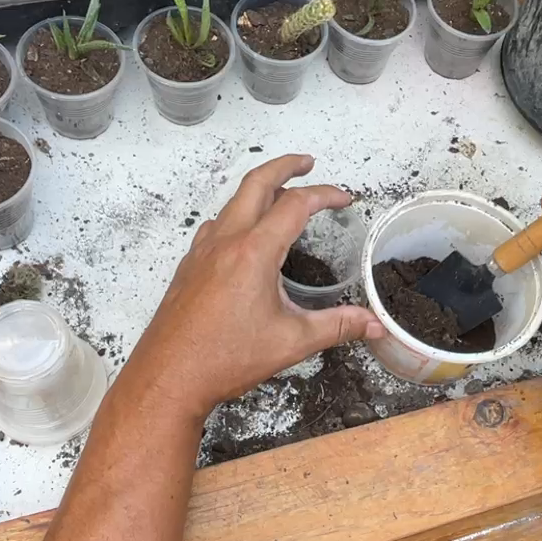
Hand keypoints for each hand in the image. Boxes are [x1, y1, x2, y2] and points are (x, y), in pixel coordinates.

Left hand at [121, 154, 383, 417]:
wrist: (168, 377)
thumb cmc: (225, 359)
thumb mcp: (291, 343)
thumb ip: (336, 327)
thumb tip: (373, 324)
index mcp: (253, 252)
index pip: (296, 205)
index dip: (325, 194)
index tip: (345, 198)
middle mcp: (225, 242)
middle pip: (256, 183)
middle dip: (285, 166)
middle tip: (307, 163)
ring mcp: (202, 252)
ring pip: (232, 202)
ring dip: (259, 191)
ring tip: (281, 198)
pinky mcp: (189, 267)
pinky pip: (215, 226)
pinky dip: (237, 216)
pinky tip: (245, 236)